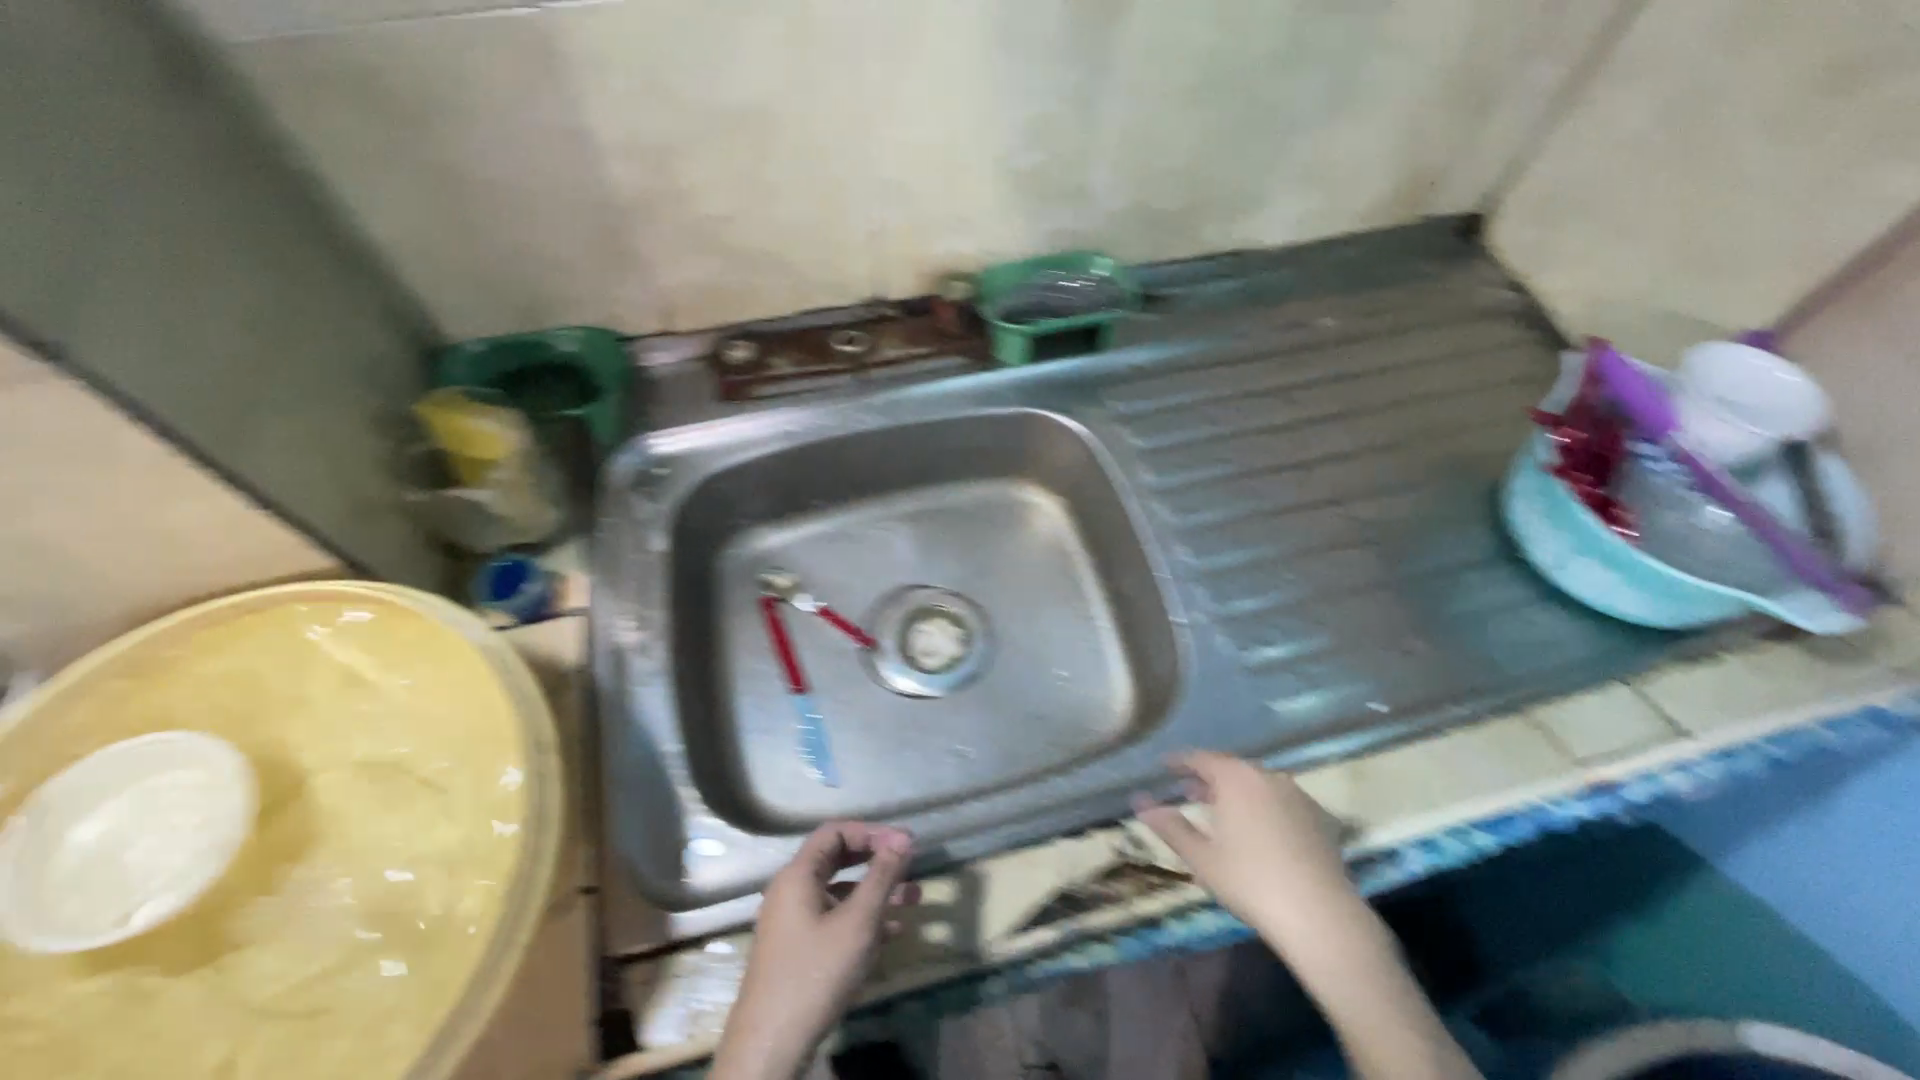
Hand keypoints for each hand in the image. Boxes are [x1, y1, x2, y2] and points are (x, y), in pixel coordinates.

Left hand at [711, 822, 917, 1079]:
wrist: (771, 1041)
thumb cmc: (816, 972)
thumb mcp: (858, 922)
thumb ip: (882, 876)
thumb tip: (903, 837)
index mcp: (797, 875)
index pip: (835, 832)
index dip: (872, 832)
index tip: (905, 844)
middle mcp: (790, 891)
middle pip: (837, 860)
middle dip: (877, 861)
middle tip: (911, 864)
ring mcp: (792, 922)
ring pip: (839, 894)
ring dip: (875, 893)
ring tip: (914, 900)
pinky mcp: (797, 949)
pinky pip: (833, 920)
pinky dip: (861, 919)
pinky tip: (891, 932)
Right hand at [1133, 751, 1355, 940]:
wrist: (1318, 912)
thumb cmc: (1248, 881)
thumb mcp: (1200, 857)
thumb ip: (1170, 826)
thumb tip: (1140, 803)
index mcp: (1236, 779)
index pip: (1201, 758)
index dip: (1180, 762)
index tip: (1165, 767)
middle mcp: (1268, 776)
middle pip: (1232, 769)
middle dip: (1208, 778)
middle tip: (1188, 791)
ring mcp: (1298, 795)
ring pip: (1258, 785)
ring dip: (1237, 793)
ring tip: (1221, 812)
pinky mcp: (1320, 817)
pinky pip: (1281, 802)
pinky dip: (1263, 807)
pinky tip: (1258, 832)